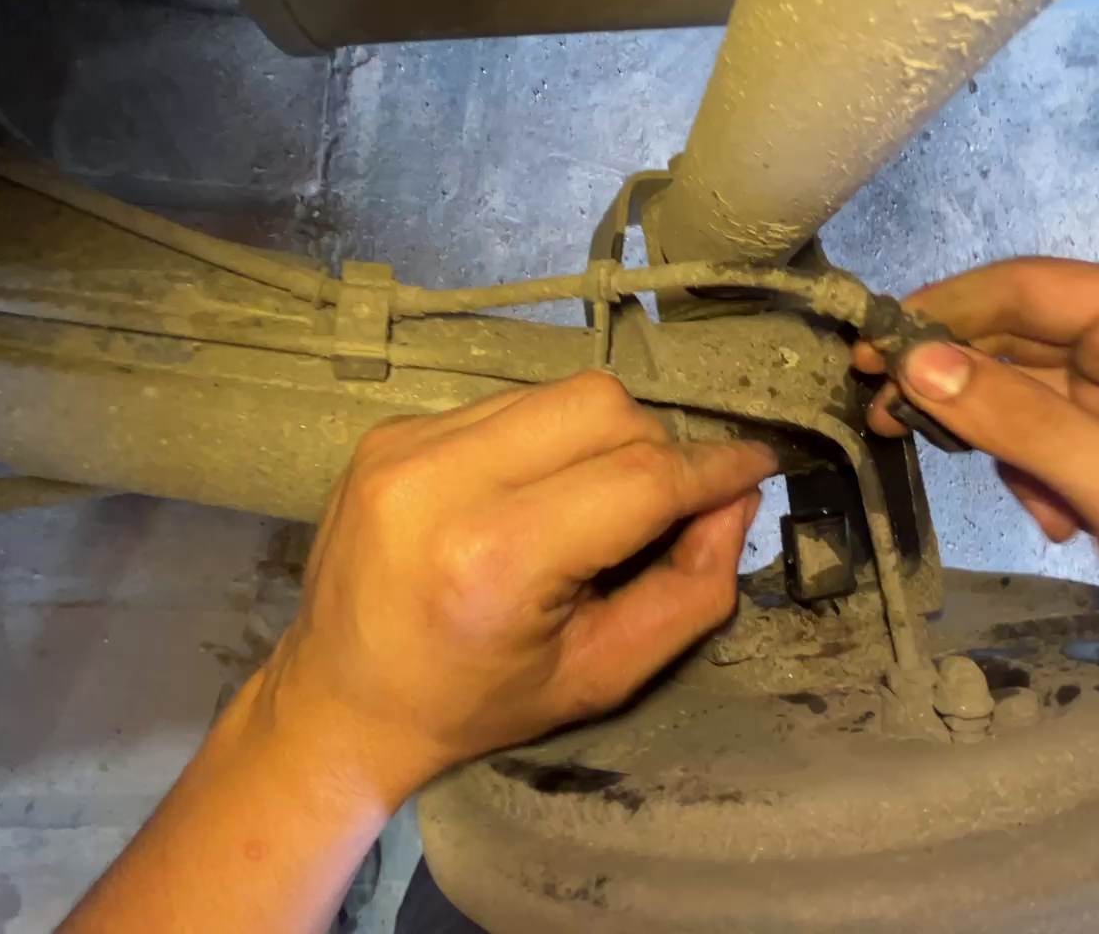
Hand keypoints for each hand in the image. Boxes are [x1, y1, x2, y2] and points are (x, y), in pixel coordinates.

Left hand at [245, 372, 772, 800]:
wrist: (340, 701)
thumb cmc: (478, 704)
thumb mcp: (603, 674)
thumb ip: (692, 589)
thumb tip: (735, 498)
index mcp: (495, 558)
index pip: (639, 479)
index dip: (713, 466)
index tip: (759, 461)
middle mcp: (441, 479)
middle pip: (601, 407)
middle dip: (655, 447)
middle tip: (659, 505)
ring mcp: (406, 443)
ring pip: (559, 393)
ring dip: (602, 438)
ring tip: (590, 501)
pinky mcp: (390, 430)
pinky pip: (511, 404)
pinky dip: (547, 439)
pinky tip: (531, 490)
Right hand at [855, 258, 1098, 689]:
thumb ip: (1023, 423)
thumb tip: (916, 362)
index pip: (1031, 289)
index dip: (941, 312)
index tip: (868, 351)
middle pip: (1023, 337)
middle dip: (954, 380)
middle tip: (880, 418)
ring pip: (1032, 392)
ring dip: (1001, 440)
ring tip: (1014, 498)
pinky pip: (1057, 437)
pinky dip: (1037, 473)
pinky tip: (1056, 520)